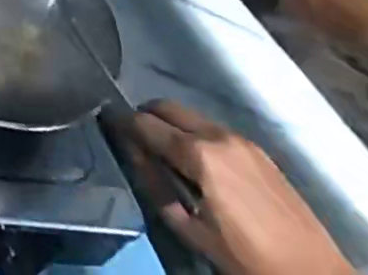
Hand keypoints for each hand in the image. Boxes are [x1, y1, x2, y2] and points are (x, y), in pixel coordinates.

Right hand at [127, 101, 354, 274]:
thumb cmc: (249, 261)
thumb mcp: (194, 232)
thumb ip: (158, 188)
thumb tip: (135, 156)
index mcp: (199, 155)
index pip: (148, 124)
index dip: (124, 122)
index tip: (108, 120)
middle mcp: (217, 135)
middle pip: (169, 107)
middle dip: (147, 115)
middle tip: (134, 134)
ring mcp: (241, 140)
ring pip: (192, 116)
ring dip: (172, 123)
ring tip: (166, 150)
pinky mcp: (259, 151)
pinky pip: (214, 129)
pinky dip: (195, 134)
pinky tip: (198, 162)